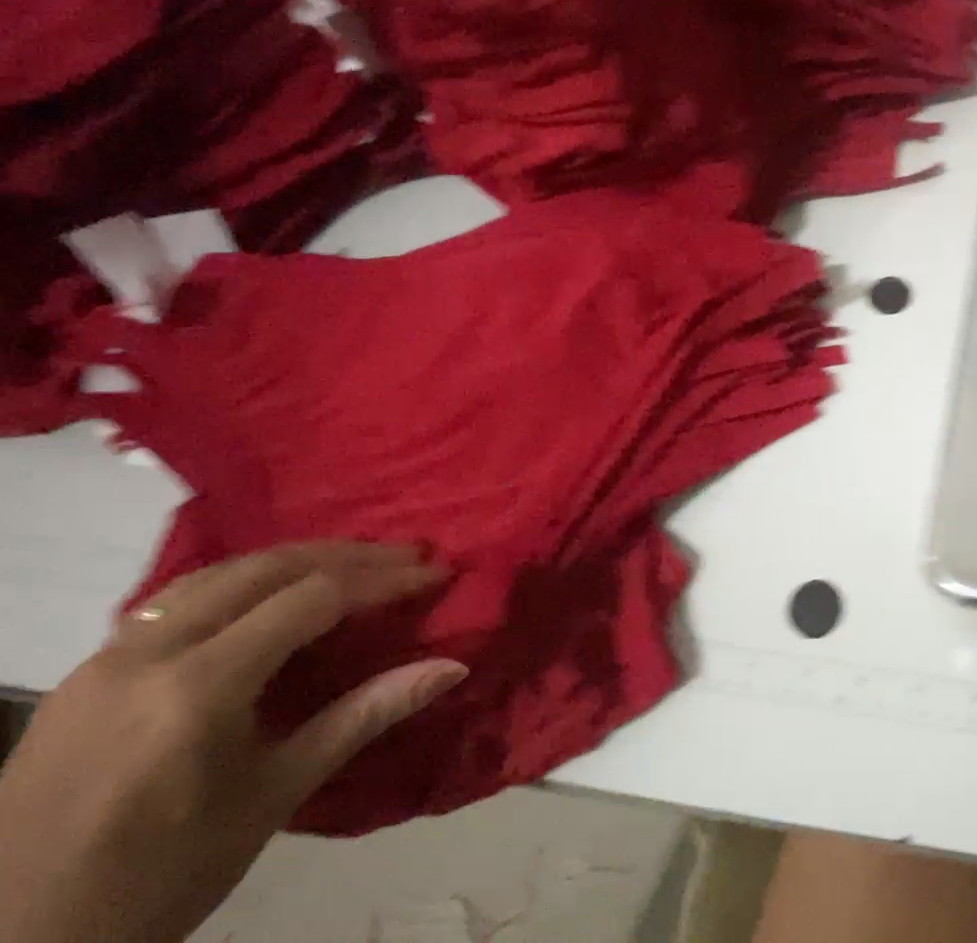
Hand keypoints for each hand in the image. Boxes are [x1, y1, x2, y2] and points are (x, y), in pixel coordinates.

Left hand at [0, 542, 464, 942]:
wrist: (20, 939)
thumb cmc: (168, 871)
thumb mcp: (276, 795)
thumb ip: (363, 716)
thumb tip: (451, 666)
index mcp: (199, 687)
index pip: (309, 598)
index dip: (380, 580)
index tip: (434, 574)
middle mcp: (146, 653)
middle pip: (261, 569)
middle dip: (343, 556)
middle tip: (407, 558)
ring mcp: (104, 658)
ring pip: (211, 575)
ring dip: (288, 562)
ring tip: (349, 568)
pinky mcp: (83, 674)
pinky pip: (172, 602)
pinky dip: (236, 586)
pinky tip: (264, 604)